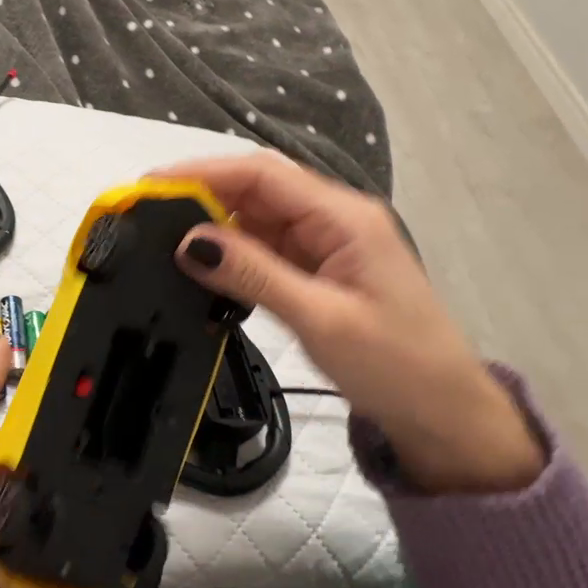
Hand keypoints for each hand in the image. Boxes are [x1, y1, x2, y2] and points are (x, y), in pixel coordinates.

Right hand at [154, 152, 543, 493]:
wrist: (443, 415)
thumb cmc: (395, 365)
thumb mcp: (320, 318)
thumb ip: (253, 274)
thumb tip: (187, 242)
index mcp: (342, 217)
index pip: (261, 175)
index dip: (202, 173)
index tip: (150, 186)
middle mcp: (331, 219)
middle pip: (254, 189)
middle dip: (199, 196)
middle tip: (145, 215)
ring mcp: (323, 243)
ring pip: (254, 218)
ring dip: (210, 226)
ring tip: (161, 240)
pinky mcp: (315, 269)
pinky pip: (261, 247)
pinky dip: (228, 253)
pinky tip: (199, 266)